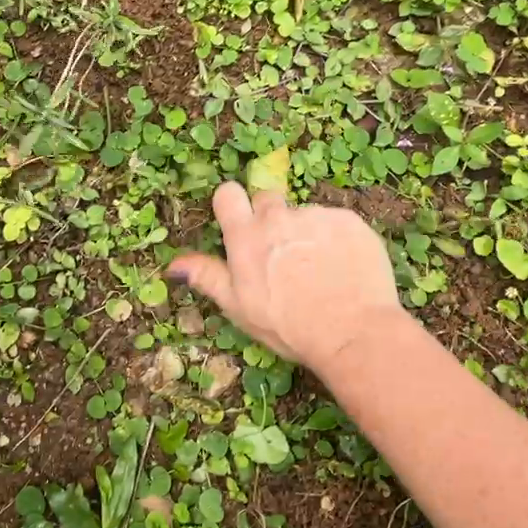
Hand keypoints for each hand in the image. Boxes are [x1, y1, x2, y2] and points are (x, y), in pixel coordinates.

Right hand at [167, 182, 409, 372]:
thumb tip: (173, 264)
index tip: (241, 223)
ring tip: (319, 270)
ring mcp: (316, 215)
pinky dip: (337, 240)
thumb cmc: (289, 326)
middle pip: (267, 200)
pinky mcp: (349, 221)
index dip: (233, 205)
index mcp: (246, 236)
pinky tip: (343, 269)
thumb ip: (207, 277)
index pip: (228, 193)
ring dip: (306, 233)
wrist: (354, 333)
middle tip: (282, 255)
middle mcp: (278, 216)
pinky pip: (336, 222)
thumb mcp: (240, 307)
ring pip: (305, 214)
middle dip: (271, 219)